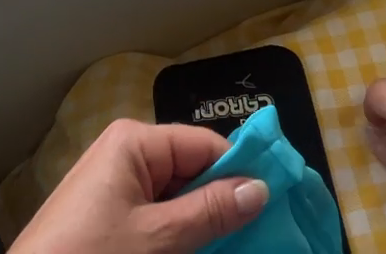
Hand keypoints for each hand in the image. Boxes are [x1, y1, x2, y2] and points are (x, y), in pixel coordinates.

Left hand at [10, 119, 269, 253]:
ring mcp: (116, 188)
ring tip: (239, 245)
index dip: (240, 172)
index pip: (203, 144)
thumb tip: (260, 187)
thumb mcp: (156, 238)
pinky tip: (201, 251)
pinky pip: (157, 218)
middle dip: (223, 202)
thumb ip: (208, 212)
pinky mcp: (109, 219)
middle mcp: (126, 155)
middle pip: (192, 171)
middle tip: (263, 233)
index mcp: (134, 142)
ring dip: (204, 225)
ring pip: (178, 199)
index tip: (276, 202)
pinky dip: (180, 236)